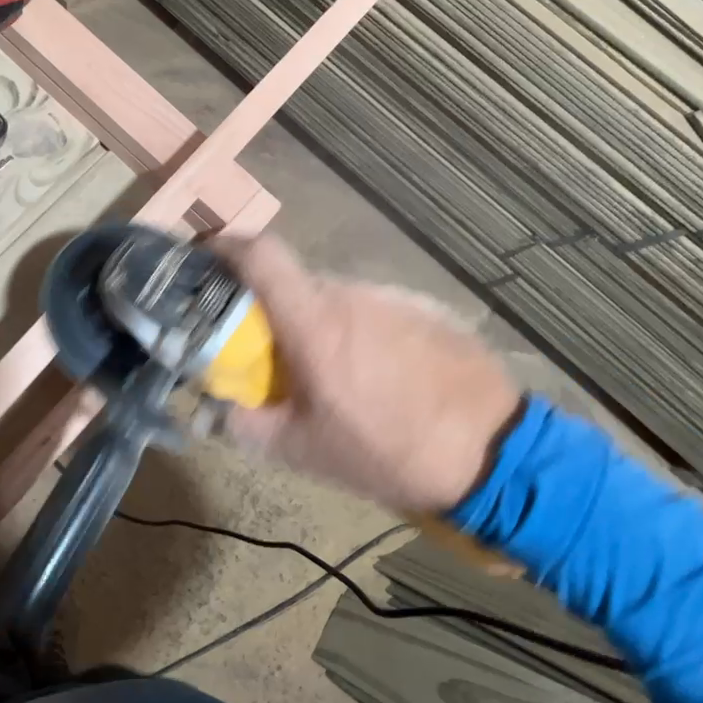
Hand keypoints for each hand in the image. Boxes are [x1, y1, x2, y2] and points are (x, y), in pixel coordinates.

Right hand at [213, 234, 522, 512]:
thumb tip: (215, 409)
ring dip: (321, 325)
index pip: (259, 254)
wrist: (498, 457)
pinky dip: (362, 334)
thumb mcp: (304, 451)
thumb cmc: (388, 451)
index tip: (204, 258)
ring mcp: (395, 298)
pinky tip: (382, 377)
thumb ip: (246, 425)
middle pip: (295, 284)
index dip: (225, 246)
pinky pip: (376, 312)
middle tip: (273, 354)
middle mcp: (351, 294)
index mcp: (313, 321)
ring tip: (334, 375)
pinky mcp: (429, 311)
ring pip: (337, 299)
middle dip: (274, 311)